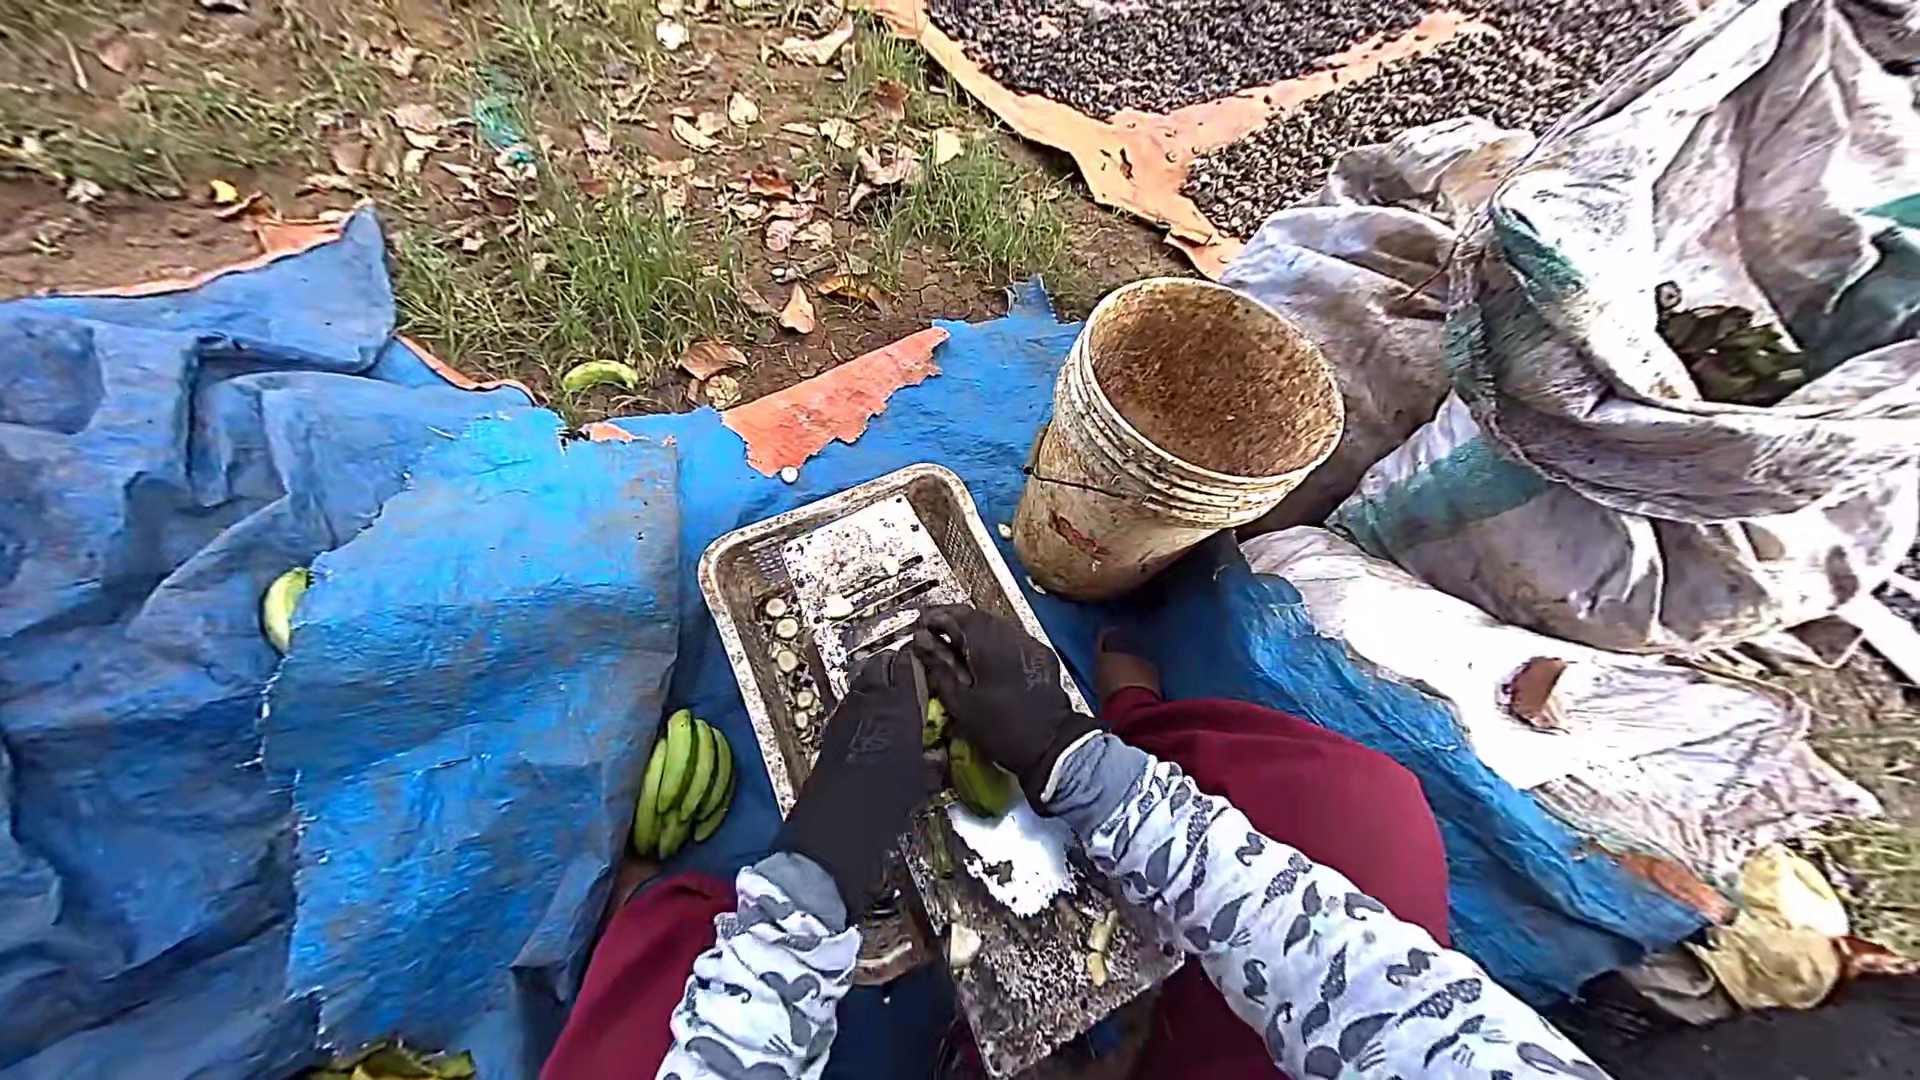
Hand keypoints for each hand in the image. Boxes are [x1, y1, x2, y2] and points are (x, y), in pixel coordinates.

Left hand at [776, 647, 934, 911]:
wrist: (835, 828)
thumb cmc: (885, 805)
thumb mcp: (920, 782)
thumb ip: (932, 761)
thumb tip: (940, 753)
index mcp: (900, 705)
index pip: (908, 662)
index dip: (918, 659)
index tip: (928, 663)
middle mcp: (871, 701)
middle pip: (880, 663)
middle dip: (894, 663)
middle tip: (909, 674)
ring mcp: (847, 713)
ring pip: (862, 680)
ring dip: (876, 681)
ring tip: (892, 695)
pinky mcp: (831, 729)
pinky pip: (850, 702)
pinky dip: (862, 703)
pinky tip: (871, 721)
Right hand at [910, 605, 1096, 808]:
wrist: (1051, 746)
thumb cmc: (1001, 729)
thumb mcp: (960, 701)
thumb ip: (939, 667)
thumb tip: (921, 642)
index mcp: (988, 643)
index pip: (957, 615)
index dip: (936, 617)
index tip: (922, 625)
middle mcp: (1011, 635)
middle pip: (977, 615)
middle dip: (953, 621)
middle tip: (934, 633)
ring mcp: (1028, 642)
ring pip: (995, 624)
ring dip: (973, 630)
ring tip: (954, 646)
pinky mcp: (1040, 653)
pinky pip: (1011, 637)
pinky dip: (993, 641)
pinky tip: (983, 657)